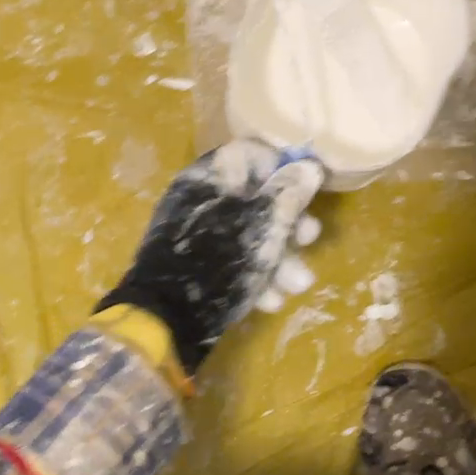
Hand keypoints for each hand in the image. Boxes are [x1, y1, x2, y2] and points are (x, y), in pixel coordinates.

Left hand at [99, 140, 324, 373]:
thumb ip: (288, 198)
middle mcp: (204, 201)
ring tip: (297, 285)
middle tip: (310, 239)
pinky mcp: (200, 268)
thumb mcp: (261, 228)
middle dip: (289, 226)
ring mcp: (200, 237)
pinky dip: (256, 278)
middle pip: (257, 199)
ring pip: (251, 237)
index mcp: (212, 178)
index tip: (306, 190)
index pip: (251, 155)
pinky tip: (269, 302)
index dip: (283, 170)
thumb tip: (310, 167)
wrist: (166, 320)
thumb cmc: (218, 262)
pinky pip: (235, 262)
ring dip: (280, 261)